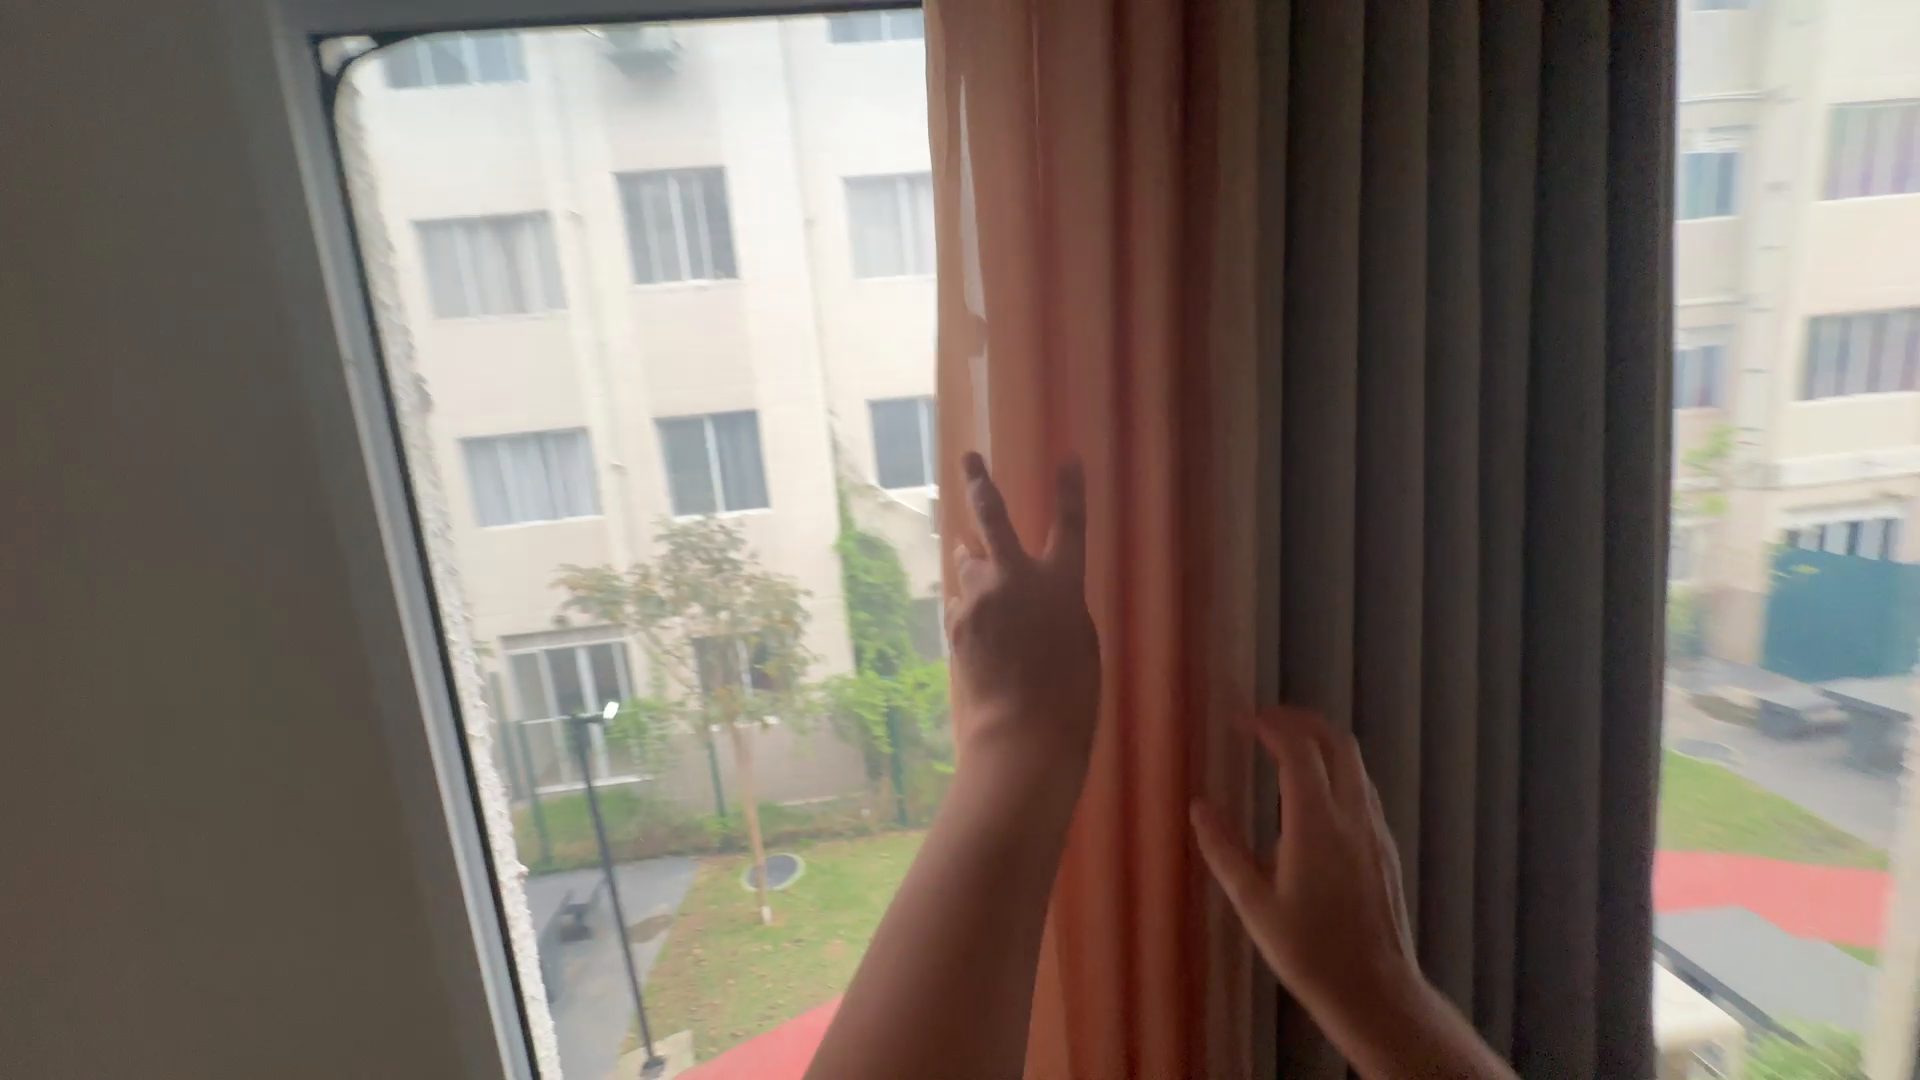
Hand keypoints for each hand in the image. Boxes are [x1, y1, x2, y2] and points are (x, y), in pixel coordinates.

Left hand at [947, 452, 1100, 768]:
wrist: (1021, 731)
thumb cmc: (1070, 693)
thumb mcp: (1078, 639)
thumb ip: (1056, 603)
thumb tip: (1030, 590)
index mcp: (1061, 581)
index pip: (1070, 524)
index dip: (1071, 490)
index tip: (1069, 459)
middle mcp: (1015, 577)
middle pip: (992, 516)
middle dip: (980, 482)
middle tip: (968, 459)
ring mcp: (980, 597)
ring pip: (968, 562)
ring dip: (973, 560)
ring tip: (971, 557)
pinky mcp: (956, 622)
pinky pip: (961, 602)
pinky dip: (969, 606)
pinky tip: (976, 628)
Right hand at [1190, 707, 1416, 1018]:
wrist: (1378, 995)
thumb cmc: (1309, 951)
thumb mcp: (1253, 904)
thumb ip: (1223, 850)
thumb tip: (1198, 807)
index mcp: (1316, 825)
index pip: (1298, 750)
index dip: (1269, 724)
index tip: (1240, 719)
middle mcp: (1352, 817)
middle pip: (1336, 742)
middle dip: (1300, 720)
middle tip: (1264, 720)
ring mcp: (1374, 830)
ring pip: (1354, 763)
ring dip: (1319, 742)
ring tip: (1282, 748)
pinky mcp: (1384, 846)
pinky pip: (1361, 786)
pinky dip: (1334, 769)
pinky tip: (1309, 793)